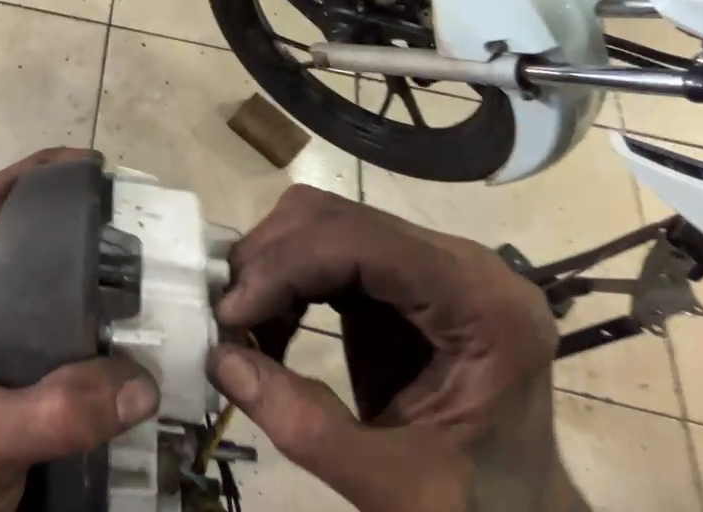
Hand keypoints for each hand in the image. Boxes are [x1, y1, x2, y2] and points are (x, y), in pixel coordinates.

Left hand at [0, 149, 160, 511]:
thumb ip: (58, 410)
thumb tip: (139, 380)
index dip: (34, 172)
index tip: (87, 166)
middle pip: (27, 236)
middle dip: (75, 218)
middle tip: (134, 223)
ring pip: (47, 282)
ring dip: (89, 270)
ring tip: (146, 274)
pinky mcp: (17, 368)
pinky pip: (63, 328)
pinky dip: (95, 319)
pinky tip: (131, 336)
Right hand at [210, 185, 585, 511]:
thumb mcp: (392, 487)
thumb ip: (303, 423)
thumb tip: (217, 356)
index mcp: (484, 308)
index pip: (363, 243)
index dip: (286, 266)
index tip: (230, 315)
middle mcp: (463, 267)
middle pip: (336, 218)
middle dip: (269, 262)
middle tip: (227, 320)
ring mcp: (433, 267)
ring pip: (322, 223)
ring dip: (271, 269)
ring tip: (244, 328)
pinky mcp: (402, 280)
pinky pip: (325, 251)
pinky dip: (285, 282)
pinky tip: (270, 328)